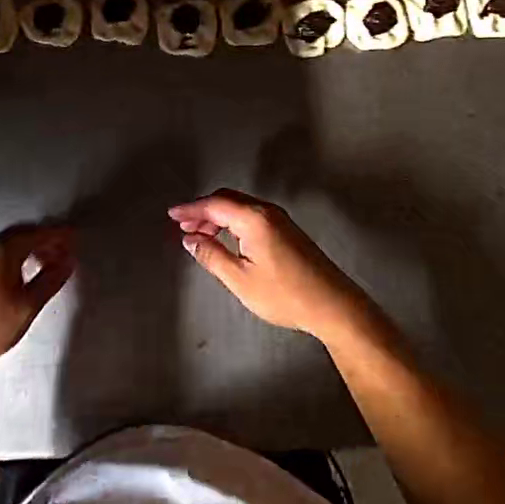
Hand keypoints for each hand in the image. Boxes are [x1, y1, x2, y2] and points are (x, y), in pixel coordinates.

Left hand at [0, 225, 74, 374]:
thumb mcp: (27, 306)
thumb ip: (50, 280)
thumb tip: (68, 261)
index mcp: (3, 250)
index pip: (39, 233)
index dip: (60, 235)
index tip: (77, 238)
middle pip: (24, 234)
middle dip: (47, 240)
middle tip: (66, 251)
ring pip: (10, 243)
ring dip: (32, 248)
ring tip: (49, 263)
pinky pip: (0, 252)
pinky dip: (17, 255)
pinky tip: (24, 272)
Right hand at [170, 189, 377, 343]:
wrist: (332, 304)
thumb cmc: (284, 294)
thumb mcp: (240, 279)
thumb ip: (211, 255)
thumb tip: (190, 240)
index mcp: (254, 219)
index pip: (214, 205)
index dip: (190, 209)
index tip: (172, 215)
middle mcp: (267, 212)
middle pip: (227, 199)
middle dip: (203, 210)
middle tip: (184, 225)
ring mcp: (280, 220)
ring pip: (240, 206)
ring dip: (218, 216)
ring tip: (201, 234)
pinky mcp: (287, 230)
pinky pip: (252, 215)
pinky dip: (233, 221)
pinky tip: (227, 239)